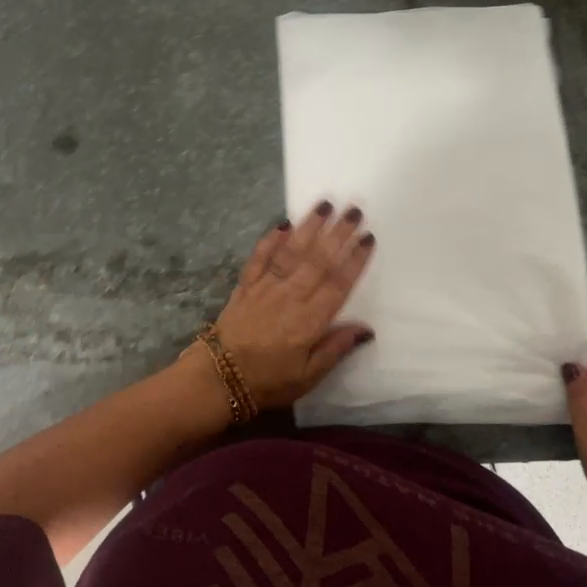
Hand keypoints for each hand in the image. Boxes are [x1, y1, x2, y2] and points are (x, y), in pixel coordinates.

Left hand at [197, 201, 376, 411]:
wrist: (218, 377)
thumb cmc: (268, 381)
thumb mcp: (308, 376)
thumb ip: (335, 348)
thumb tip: (366, 328)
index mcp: (310, 320)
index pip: (338, 284)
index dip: (355, 260)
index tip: (368, 238)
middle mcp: (290, 296)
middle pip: (318, 259)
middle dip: (337, 233)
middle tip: (354, 210)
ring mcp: (266, 287)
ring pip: (291, 251)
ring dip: (309, 226)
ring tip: (324, 205)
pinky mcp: (246, 285)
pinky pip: (260, 257)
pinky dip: (271, 239)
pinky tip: (283, 223)